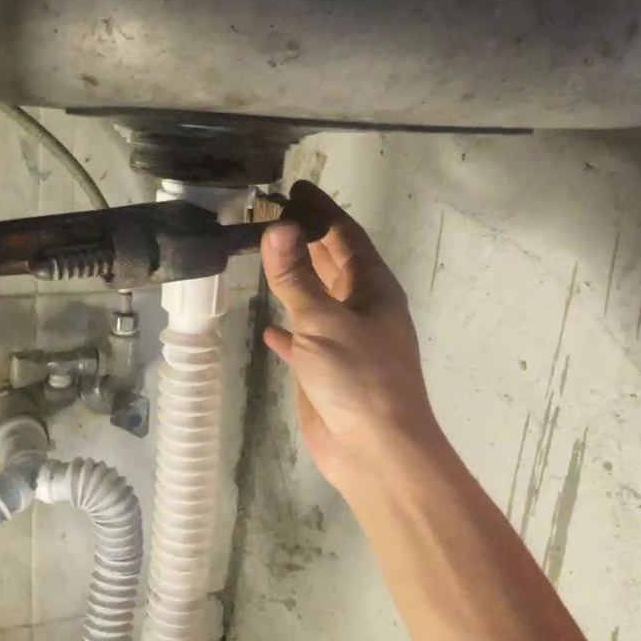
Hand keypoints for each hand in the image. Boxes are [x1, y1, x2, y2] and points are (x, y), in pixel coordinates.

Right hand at [261, 181, 442, 493]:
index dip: (322, 211)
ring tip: (264, 255)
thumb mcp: (324, 321)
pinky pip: (304, 340)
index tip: (295, 189)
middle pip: (332, 263)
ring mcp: (344, 341)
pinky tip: (269, 327)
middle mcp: (361, 309)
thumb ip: (296, 277)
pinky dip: (288, 330)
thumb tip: (277, 227)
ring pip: (317, 299)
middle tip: (270, 214)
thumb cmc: (359, 378)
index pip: (346, 237)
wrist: (376, 451)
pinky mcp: (326, 372)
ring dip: (295, 279)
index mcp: (372, 289)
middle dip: (306, 239)